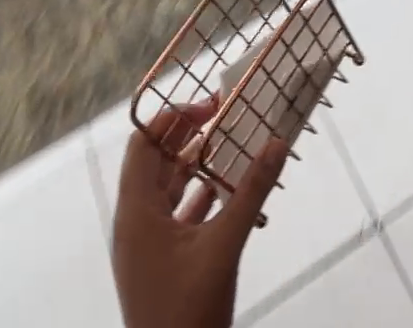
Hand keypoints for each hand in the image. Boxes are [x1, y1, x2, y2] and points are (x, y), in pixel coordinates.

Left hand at [112, 99, 287, 327]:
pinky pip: (177, 214)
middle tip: (225, 113)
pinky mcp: (161, 262)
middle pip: (154, 162)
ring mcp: (146, 245)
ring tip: (230, 141)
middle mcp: (135, 222)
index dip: (173, 117)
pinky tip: (226, 186)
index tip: (213, 104)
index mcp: (136, 213)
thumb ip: (251, 191)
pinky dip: (199, 194)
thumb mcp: (224, 246)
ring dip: (194, 163)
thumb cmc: (188, 310)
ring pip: (166, 188)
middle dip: (186, 134)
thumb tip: (277, 142)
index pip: (144, 144)